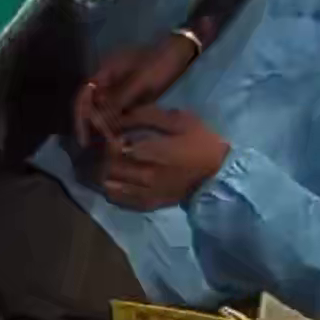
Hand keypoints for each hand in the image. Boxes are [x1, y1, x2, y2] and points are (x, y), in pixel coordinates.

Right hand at [73, 39, 196, 145]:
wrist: (182, 52)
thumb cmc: (161, 63)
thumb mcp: (138, 84)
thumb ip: (116, 103)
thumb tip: (96, 124)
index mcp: (105, 71)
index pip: (83, 97)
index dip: (80, 118)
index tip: (84, 138)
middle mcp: (106, 80)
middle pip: (89, 106)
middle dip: (89, 126)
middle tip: (91, 146)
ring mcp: (116, 87)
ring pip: (100, 111)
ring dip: (100, 127)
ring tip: (103, 144)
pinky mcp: (126, 94)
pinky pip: (113, 111)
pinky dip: (112, 124)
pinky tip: (114, 136)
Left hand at [98, 106, 228, 209]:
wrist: (216, 175)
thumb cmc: (201, 143)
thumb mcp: (182, 120)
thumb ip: (151, 116)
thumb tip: (123, 114)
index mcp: (154, 151)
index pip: (115, 147)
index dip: (106, 140)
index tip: (108, 134)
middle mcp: (145, 175)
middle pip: (108, 167)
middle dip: (102, 156)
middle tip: (104, 149)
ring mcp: (144, 193)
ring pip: (108, 184)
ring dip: (103, 173)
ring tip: (107, 164)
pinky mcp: (144, 205)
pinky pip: (117, 199)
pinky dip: (110, 188)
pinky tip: (114, 180)